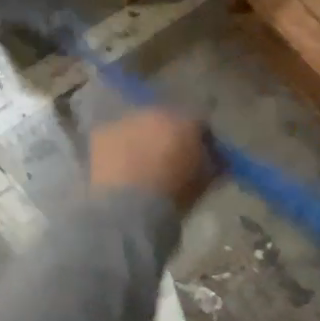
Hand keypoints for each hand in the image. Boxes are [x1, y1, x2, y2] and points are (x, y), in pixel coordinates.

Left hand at [87, 109, 217, 214]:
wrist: (127, 209)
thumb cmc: (172, 197)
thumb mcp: (203, 183)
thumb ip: (213, 164)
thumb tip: (218, 159)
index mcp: (187, 122)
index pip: (201, 123)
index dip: (202, 139)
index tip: (202, 155)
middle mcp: (157, 111)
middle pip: (168, 118)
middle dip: (170, 134)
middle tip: (169, 158)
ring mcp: (126, 119)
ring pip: (139, 124)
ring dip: (142, 138)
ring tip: (141, 163)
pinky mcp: (101, 132)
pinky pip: (114, 135)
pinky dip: (118, 146)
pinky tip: (119, 166)